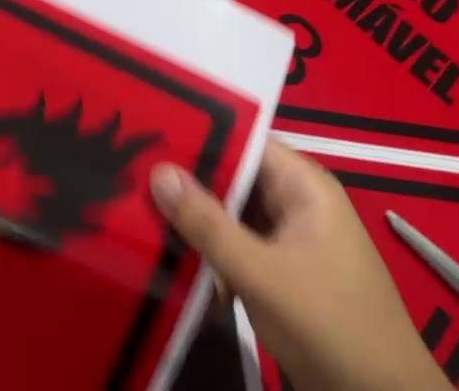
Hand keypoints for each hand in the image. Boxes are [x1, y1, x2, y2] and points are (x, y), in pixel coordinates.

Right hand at [150, 143, 449, 390]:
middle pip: (232, 174)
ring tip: (134, 201)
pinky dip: (207, 244)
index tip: (146, 133)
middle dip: (186, 177)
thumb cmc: (330, 326)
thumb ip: (207, 223)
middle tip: (129, 170)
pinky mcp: (280, 270)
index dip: (197, 132)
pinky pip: (235, 241)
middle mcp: (296, 202)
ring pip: (230, 210)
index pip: (243, 138)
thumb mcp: (261, 274)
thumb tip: (157, 170)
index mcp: (304, 186)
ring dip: (193, 213)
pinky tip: (165, 244)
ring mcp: (289, 238)